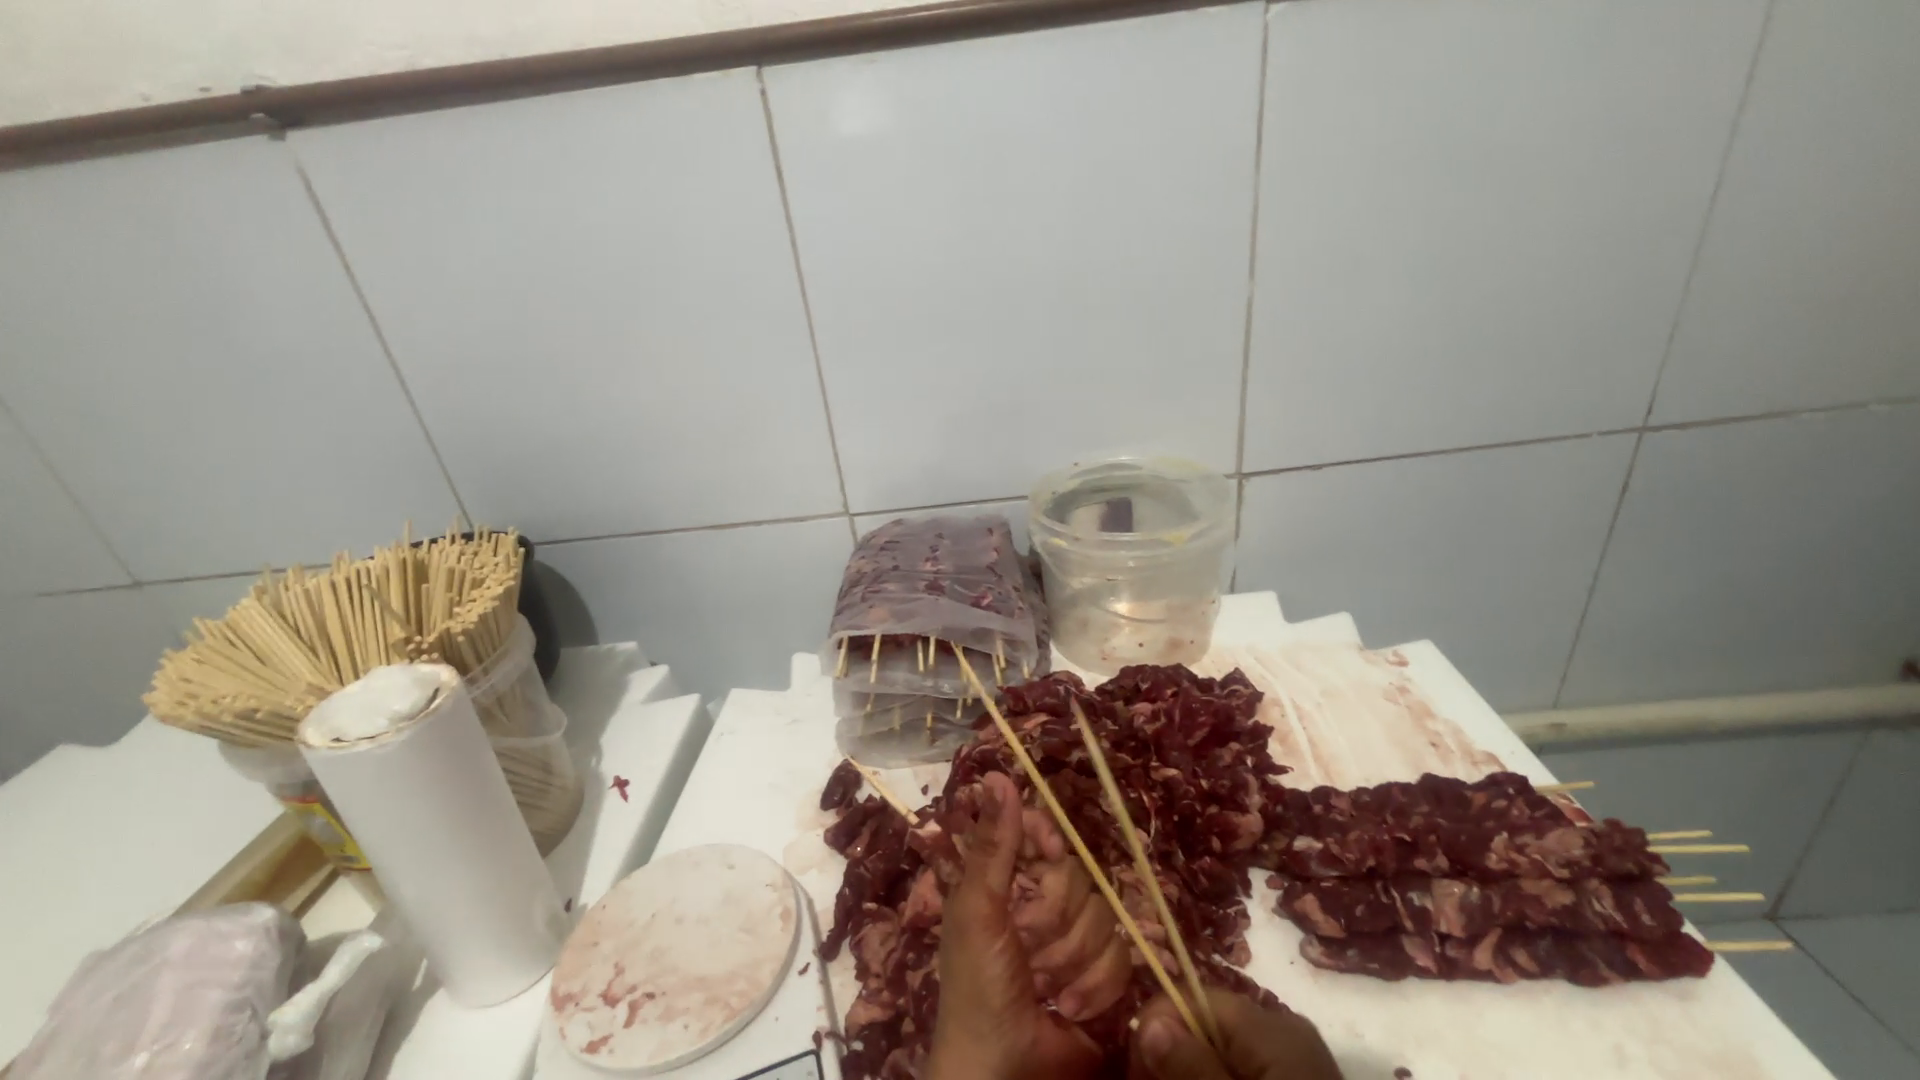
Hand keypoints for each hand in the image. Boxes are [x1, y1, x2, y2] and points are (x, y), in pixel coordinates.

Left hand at [926, 772, 1124, 1079]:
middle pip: (1080, 876)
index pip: (1042, 834)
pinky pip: (1123, 957)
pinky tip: (1071, 1008)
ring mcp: (1076, 940)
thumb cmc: (978, 987)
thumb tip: (997, 775)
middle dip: (1055, 920)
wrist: (1006, 1073)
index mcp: (1007, 883)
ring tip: (1046, 987)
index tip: (1048, 852)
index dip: (1048, 839)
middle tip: (1027, 948)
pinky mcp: (1105, 975)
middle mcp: (1043, 904)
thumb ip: (992, 847)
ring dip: (1074, 960)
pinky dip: (1097, 987)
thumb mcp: (976, 911)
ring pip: (1105, 917)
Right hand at [1130, 990, 1342, 1079]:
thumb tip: (1152, 1019)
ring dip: (1190, 1079)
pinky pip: (1241, 1076)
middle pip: (1203, 1028)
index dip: (1156, 1028)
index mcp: (1271, 1029)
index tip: (1133, 1074)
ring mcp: (1292, 1067)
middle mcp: (1282, 1035)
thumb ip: (1193, 1070)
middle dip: (1171, 1064)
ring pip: (1218, 1059)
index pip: (1193, 997)